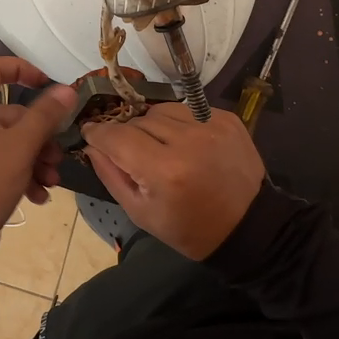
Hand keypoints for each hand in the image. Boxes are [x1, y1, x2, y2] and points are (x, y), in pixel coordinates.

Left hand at [0, 57, 75, 273]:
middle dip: (40, 135)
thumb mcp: (21, 147)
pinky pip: (3, 164)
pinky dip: (23, 176)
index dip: (20, 68)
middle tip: (57, 156)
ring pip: (12, 143)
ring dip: (36, 159)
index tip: (46, 82)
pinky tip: (38, 196)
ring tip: (51, 181)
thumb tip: (66, 89)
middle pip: (11, 114)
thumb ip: (45, 116)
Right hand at [81, 103, 265, 259]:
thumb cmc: (189, 228)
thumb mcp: (141, 213)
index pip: (117, 136)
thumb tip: (91, 145)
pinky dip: (179, 123)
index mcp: (163, 170)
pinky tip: (185, 144)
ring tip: (160, 147)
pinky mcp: (227, 118)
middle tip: (132, 153)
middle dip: (127, 134)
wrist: (248, 227)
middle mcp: (187, 140)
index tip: (89, 133)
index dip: (98, 133)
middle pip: (138, 120)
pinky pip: (187, 110)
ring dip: (153, 125)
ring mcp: (210, 125)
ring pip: (161, 110)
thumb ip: (111, 175)